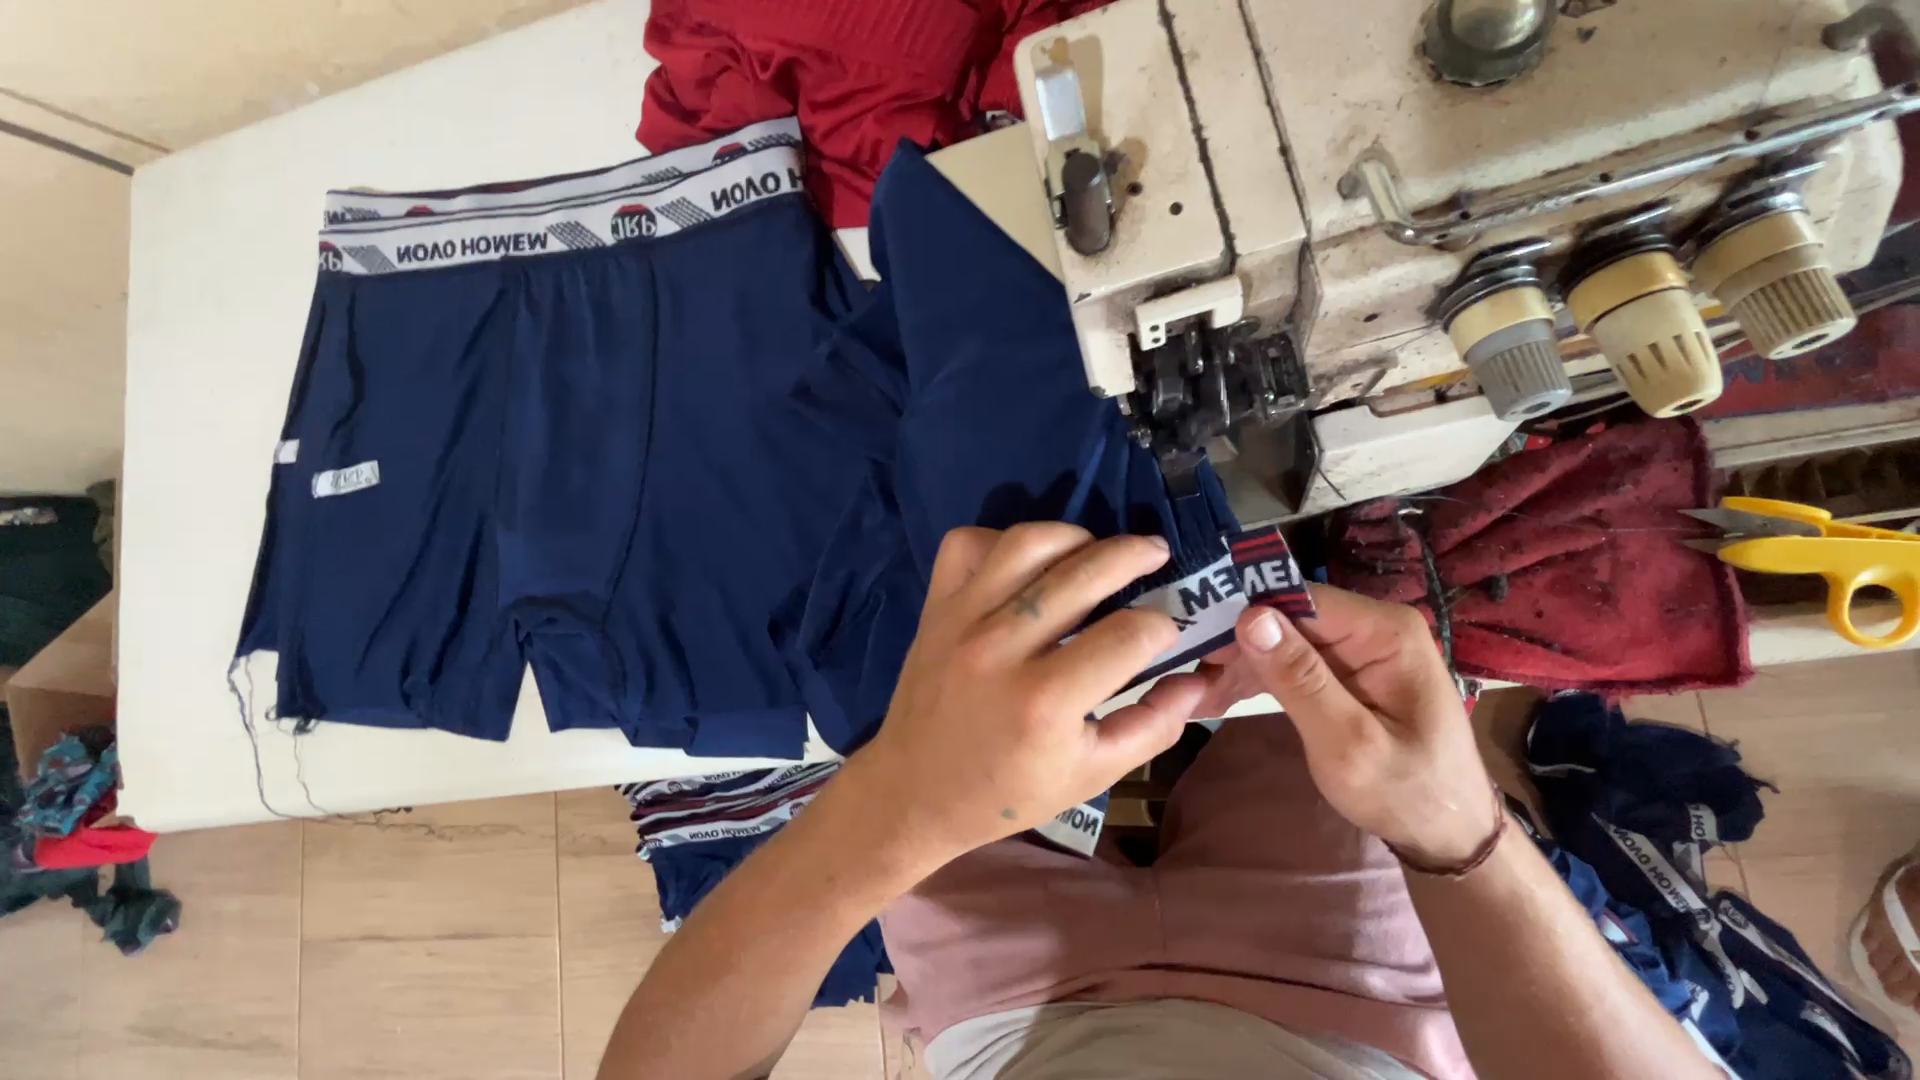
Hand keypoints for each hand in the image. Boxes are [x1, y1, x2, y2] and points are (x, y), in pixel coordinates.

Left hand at [844, 523, 1211, 864]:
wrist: (914, 792)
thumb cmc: (1007, 792)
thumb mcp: (1092, 775)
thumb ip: (1153, 726)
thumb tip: (1198, 678)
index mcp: (1046, 701)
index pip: (1128, 635)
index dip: (1163, 626)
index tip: (1167, 631)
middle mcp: (1002, 648)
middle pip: (1084, 572)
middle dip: (1134, 555)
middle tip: (1157, 554)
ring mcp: (961, 620)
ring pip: (1028, 542)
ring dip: (1074, 536)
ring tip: (1097, 551)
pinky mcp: (935, 606)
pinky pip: (968, 544)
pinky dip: (1002, 541)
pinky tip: (1028, 564)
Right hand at [1199, 584, 1497, 867]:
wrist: (1447, 837)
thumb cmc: (1406, 794)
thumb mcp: (1347, 743)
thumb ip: (1300, 679)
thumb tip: (1250, 616)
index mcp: (1384, 632)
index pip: (1299, 599)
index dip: (1244, 613)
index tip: (1195, 640)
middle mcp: (1371, 627)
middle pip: (1285, 615)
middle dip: (1235, 641)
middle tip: (1189, 675)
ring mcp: (1357, 648)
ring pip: (1280, 638)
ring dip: (1238, 664)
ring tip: (1195, 693)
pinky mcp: (1343, 670)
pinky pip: (1289, 661)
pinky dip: (1254, 679)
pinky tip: (1216, 698)